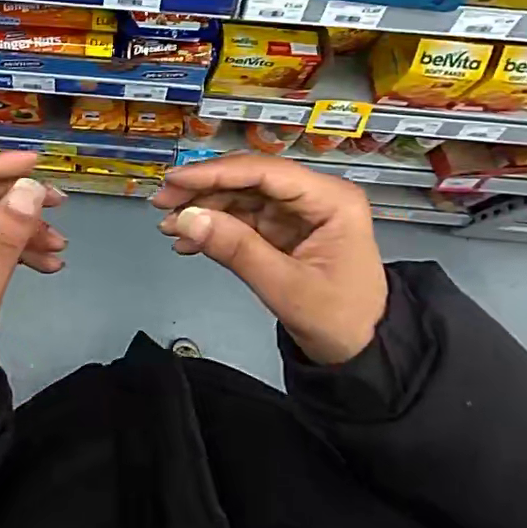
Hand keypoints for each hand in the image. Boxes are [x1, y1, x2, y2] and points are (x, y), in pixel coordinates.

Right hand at [154, 153, 386, 364]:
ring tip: (168, 226)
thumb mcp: (287, 288)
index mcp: (331, 199)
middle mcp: (313, 196)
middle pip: (249, 179)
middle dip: (203, 189)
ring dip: (202, 209)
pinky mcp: (281, 228)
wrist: (363, 355)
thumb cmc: (340, 321)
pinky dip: (213, 228)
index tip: (176, 180)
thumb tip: (186, 219)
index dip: (216, 172)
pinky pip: (241, 218)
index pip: (266, 172)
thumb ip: (237, 250)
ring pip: (239, 196)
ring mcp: (295, 211)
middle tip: (162, 202)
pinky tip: (187, 241)